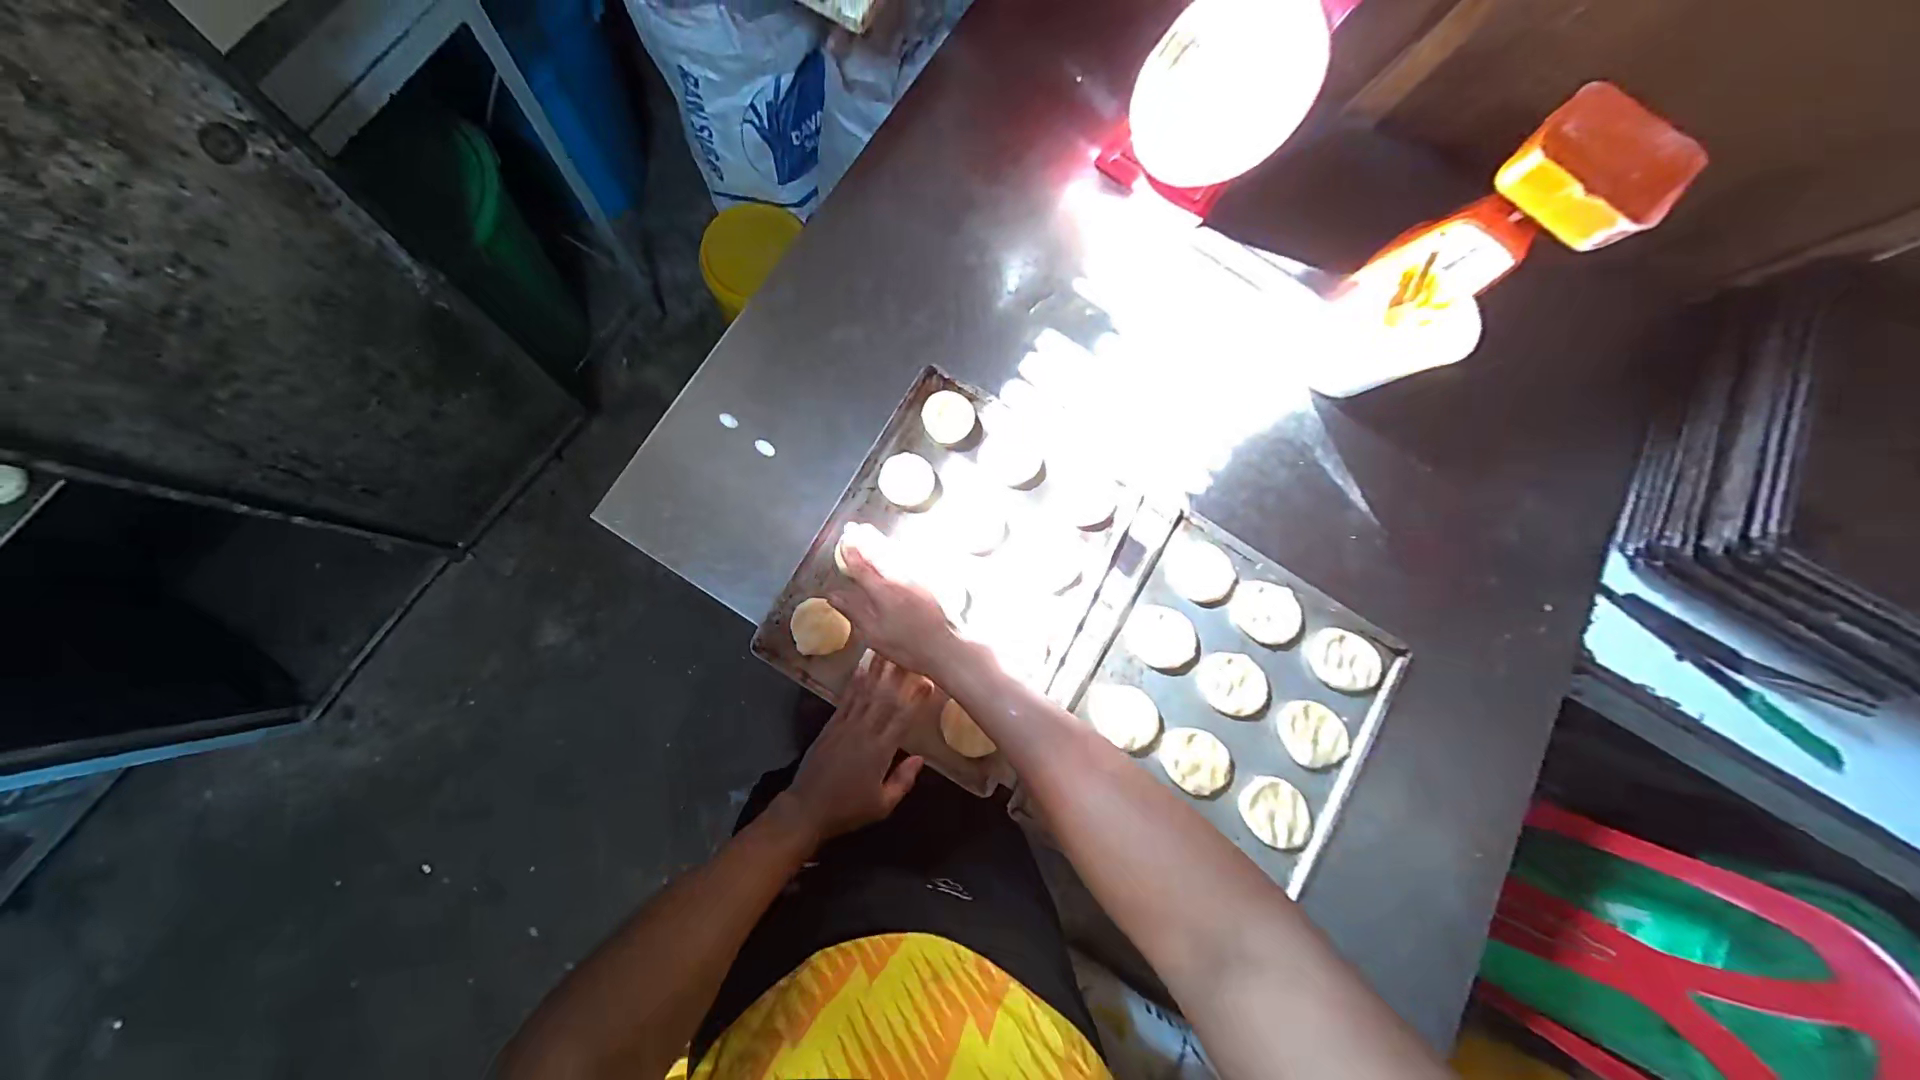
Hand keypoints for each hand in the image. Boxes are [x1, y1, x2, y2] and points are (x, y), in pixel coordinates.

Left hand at [770, 653, 929, 846]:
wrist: (807, 808)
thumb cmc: (848, 809)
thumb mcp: (882, 805)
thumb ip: (903, 780)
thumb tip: (920, 757)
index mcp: (880, 750)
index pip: (903, 717)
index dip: (916, 697)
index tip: (929, 679)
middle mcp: (864, 731)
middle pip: (885, 697)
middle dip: (899, 673)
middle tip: (910, 651)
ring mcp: (845, 725)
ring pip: (866, 692)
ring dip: (878, 670)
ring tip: (888, 649)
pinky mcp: (831, 725)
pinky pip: (846, 699)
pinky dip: (855, 682)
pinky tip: (862, 668)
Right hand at [826, 523, 963, 679]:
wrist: (945, 647)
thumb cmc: (906, 645)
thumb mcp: (873, 634)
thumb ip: (853, 611)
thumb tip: (833, 595)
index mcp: (882, 591)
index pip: (861, 566)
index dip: (850, 552)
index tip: (842, 539)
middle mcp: (899, 578)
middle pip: (879, 552)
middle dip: (865, 539)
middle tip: (854, 527)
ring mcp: (916, 577)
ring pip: (895, 552)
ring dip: (881, 541)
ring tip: (870, 532)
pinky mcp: (929, 580)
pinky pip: (910, 558)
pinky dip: (898, 550)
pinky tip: (895, 548)